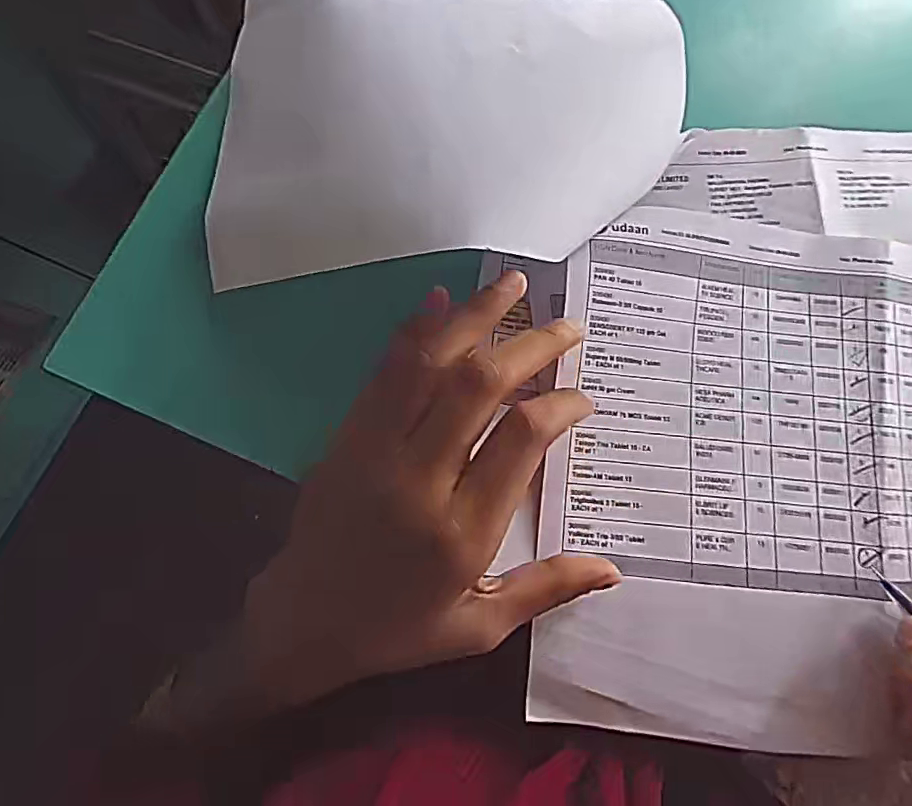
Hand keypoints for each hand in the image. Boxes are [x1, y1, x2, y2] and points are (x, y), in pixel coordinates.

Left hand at [142, 272, 617, 733]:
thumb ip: (545, 589)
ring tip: (513, 283)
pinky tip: (441, 299)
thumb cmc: (397, 627)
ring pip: (431, 364)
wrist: (299, 622)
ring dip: (475, 316)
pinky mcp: (349, 432)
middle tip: (567, 326)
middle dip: (530, 346)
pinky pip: (386, 369)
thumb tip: (612, 568)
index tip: (581, 396)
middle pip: (480, 387)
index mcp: (461, 531)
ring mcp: (377, 447)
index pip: (521, 441)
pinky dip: (417, 329)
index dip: (558, 405)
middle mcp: (420, 478)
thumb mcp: (477, 627)